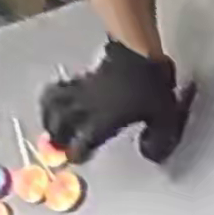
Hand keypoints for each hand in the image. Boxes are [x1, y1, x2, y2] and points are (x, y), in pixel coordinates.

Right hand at [41, 40, 188, 163]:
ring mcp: (82, 90)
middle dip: (58, 136)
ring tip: (49, 127)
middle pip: (62, 122)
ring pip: (54, 105)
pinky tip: (53, 102)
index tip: (76, 160)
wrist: (138, 54)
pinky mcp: (81, 78)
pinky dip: (52, 98)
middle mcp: (87, 106)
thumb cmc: (153, 88)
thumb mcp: (165, 118)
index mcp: (106, 118)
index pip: (87, 139)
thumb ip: (158, 139)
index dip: (80, 151)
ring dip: (48, 117)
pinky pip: (59, 89)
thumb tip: (149, 155)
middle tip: (57, 148)